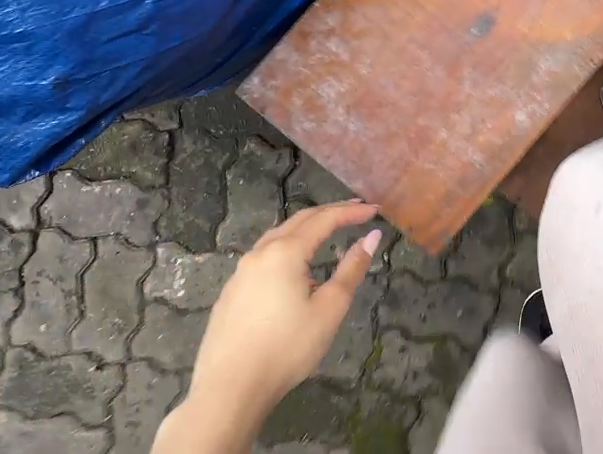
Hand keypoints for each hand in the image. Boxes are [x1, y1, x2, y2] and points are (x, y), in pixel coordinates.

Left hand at [185, 202, 382, 420]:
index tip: (374, 210)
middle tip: (356, 210)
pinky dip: (286, 247)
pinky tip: (293, 266)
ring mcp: (239, 274)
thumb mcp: (330, 308)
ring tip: (326, 231)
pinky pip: (263, 257)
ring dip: (305, 228)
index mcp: (285, 252)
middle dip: (329, 212)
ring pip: (277, 237)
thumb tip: (372, 237)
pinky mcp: (229, 294)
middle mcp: (259, 254)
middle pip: (299, 221)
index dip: (351, 212)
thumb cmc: (287, 347)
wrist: (228, 391)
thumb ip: (352, 268)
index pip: (324, 219)